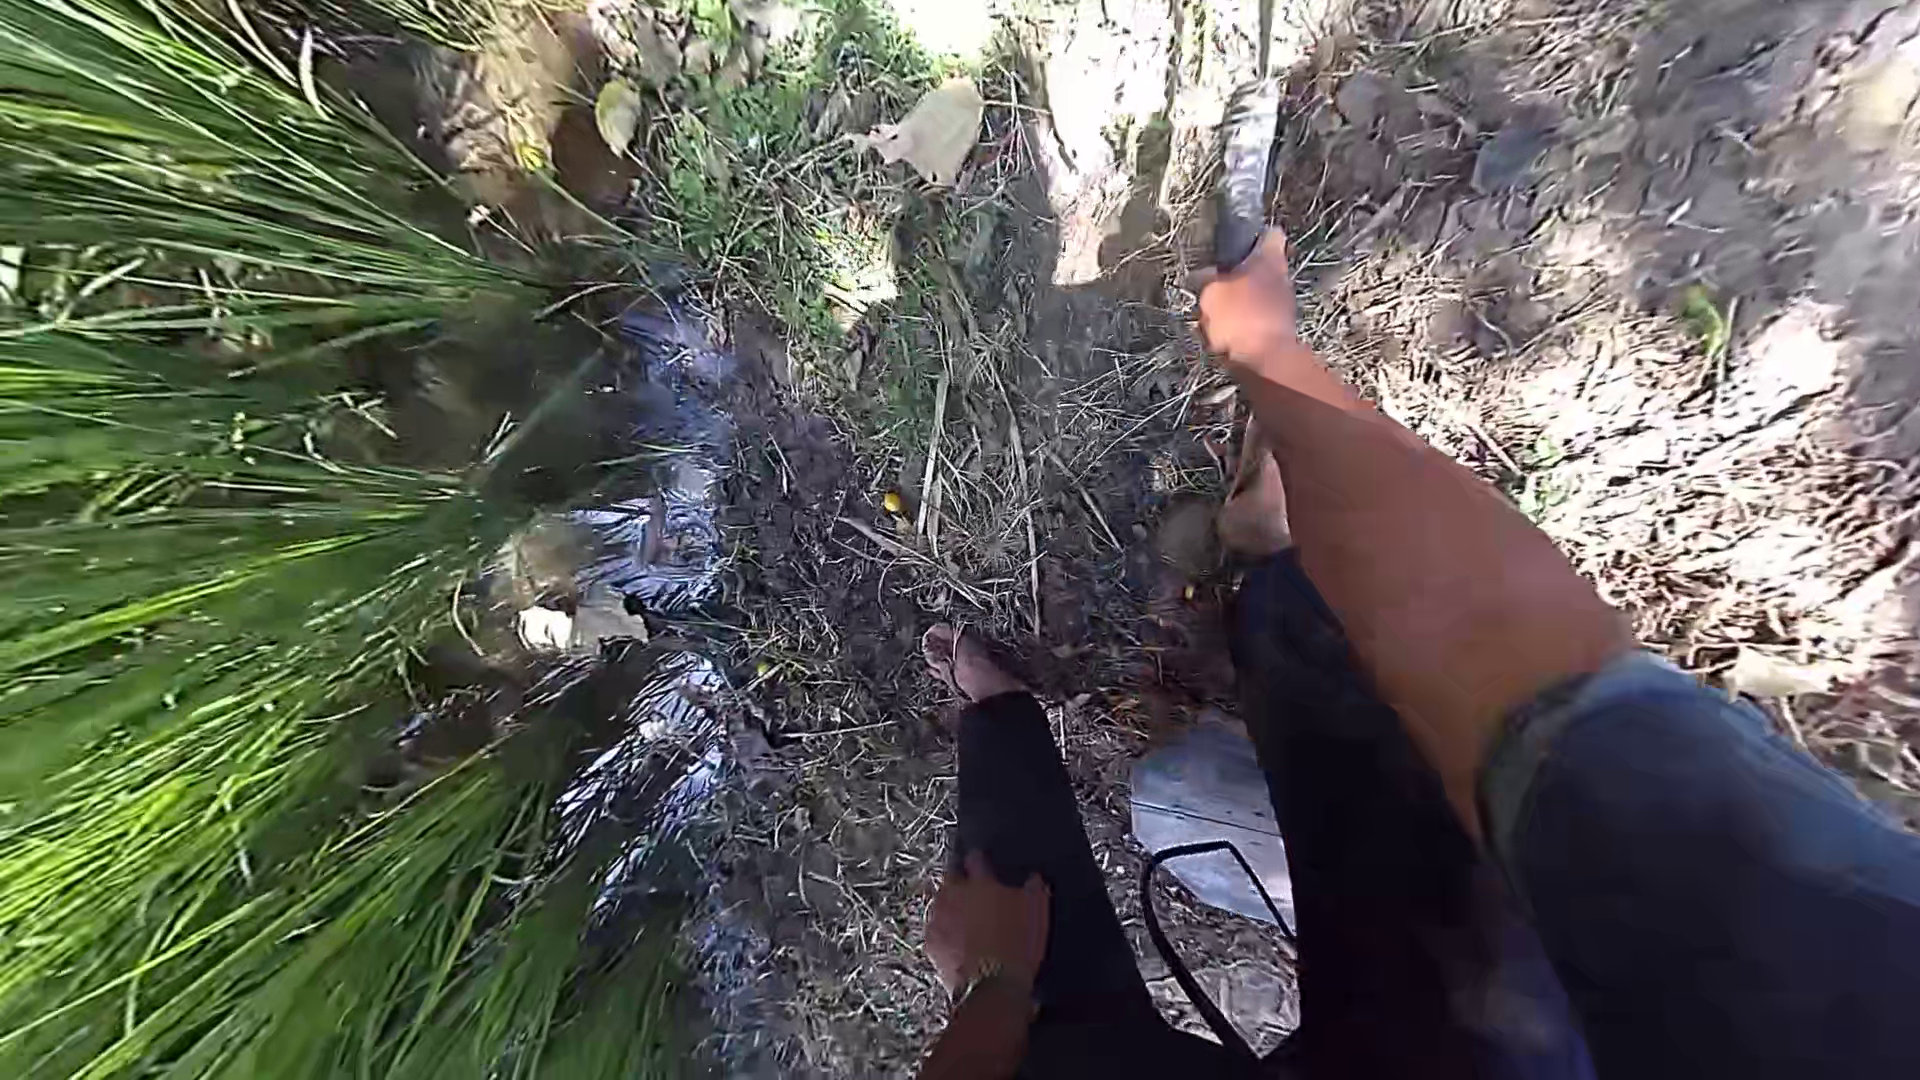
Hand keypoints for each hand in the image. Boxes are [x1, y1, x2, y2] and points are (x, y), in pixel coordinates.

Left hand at [926, 851, 1048, 998]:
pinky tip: (953, 943)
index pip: (975, 858)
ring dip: (948, 906)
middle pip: (951, 876)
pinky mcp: (930, 942)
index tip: (981, 863)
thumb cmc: (1017, 945)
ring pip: (940, 902)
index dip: (978, 860)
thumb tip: (1034, 878)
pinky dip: (942, 933)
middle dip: (958, 881)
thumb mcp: (1036, 913)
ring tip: (961, 920)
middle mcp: (955, 893)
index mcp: (980, 882)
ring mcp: (939, 917)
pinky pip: (934, 929)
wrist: (993, 988)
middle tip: (969, 893)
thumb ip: (1034, 889)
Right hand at [1197, 231, 1300, 369]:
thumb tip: (1202, 275)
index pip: (1269, 233)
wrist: (1264, 359)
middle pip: (1259, 268)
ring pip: (1255, 296)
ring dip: (1236, 305)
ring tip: (1213, 318)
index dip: (1252, 237)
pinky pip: (1253, 321)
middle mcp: (1281, 277)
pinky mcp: (1276, 329)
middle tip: (1214, 287)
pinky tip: (1223, 337)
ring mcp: (1282, 305)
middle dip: (1238, 277)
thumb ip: (1206, 280)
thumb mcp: (1211, 293)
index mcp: (1269, 259)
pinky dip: (1240, 326)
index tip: (1234, 247)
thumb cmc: (1239, 317)